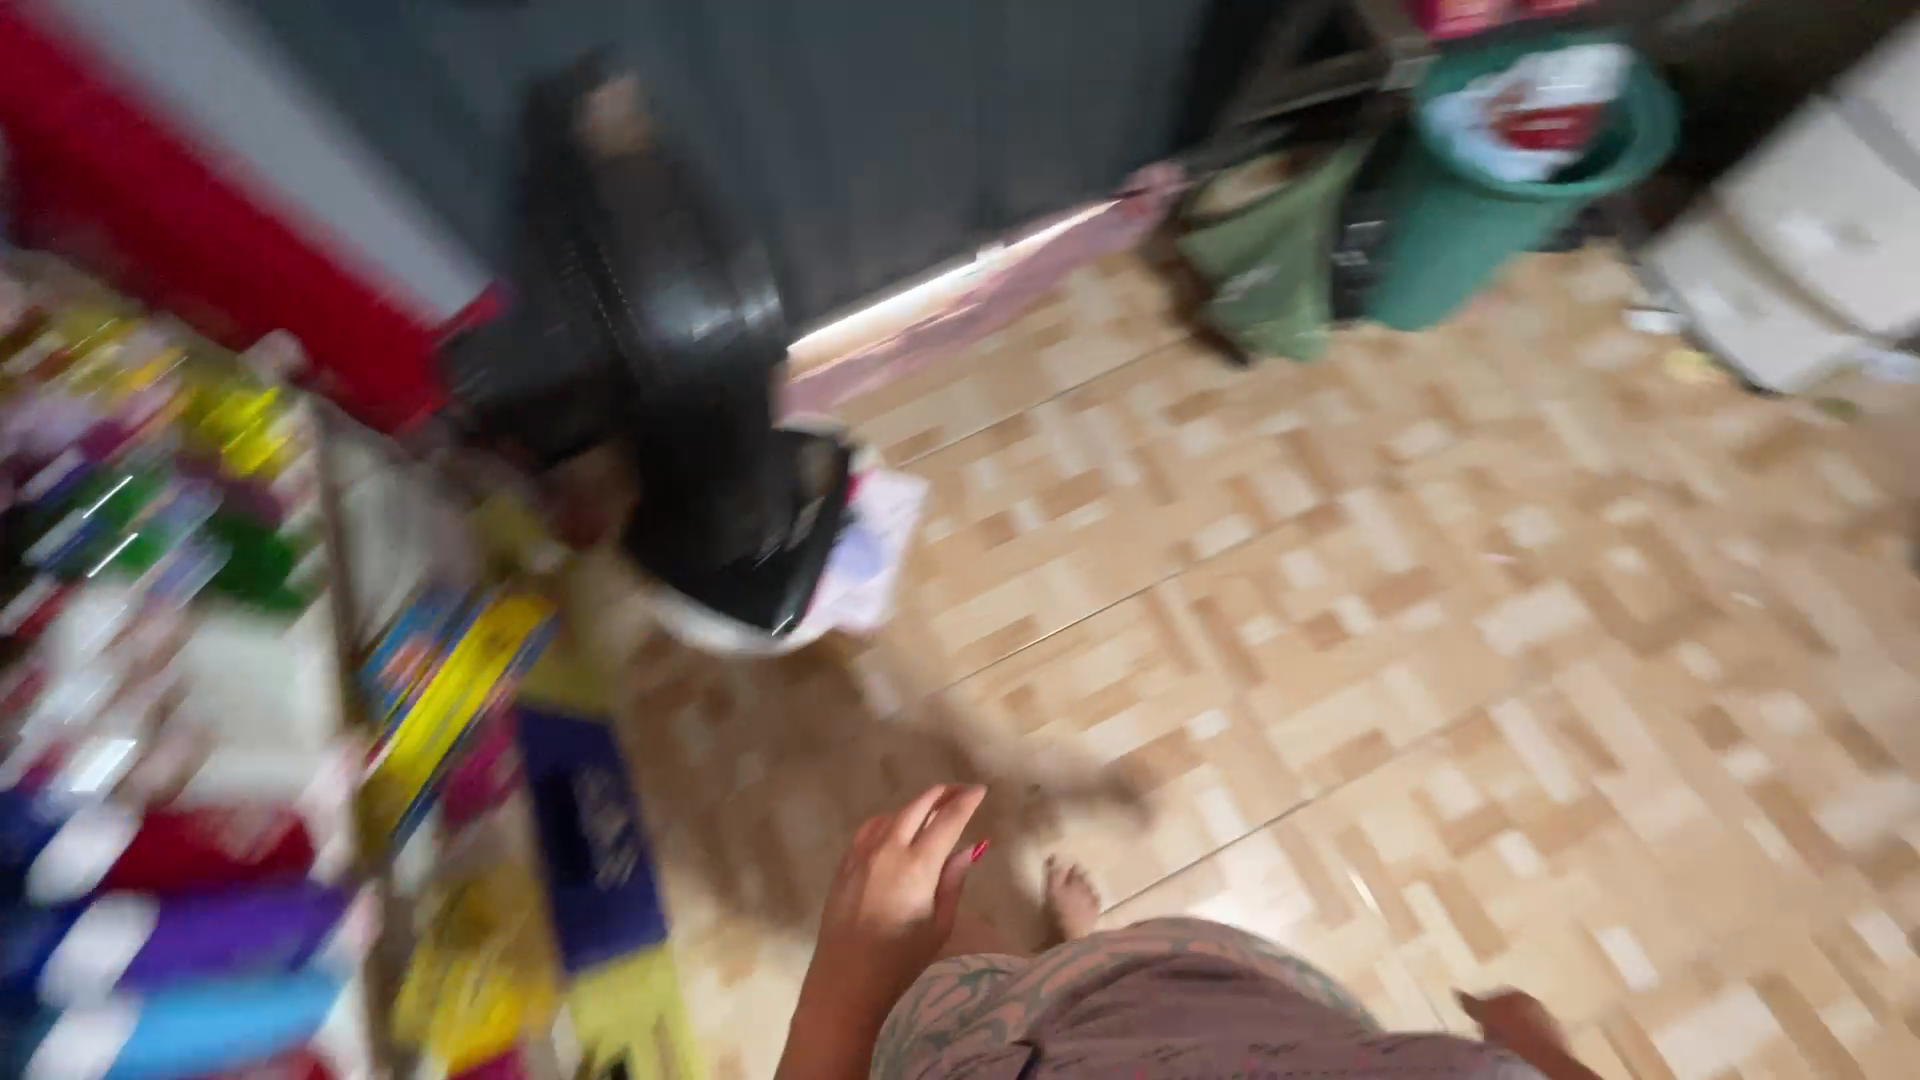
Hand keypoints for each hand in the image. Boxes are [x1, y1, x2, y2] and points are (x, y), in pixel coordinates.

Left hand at [813, 784, 987, 1009]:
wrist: (845, 980)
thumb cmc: (900, 961)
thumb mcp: (939, 926)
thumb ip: (953, 882)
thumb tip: (967, 849)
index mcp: (918, 864)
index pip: (947, 819)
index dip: (966, 801)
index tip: (979, 790)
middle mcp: (889, 848)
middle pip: (918, 806)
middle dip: (942, 793)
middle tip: (960, 790)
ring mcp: (863, 852)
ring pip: (894, 813)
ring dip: (916, 804)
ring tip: (932, 807)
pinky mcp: (846, 862)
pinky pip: (871, 827)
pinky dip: (891, 818)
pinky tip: (897, 825)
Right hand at [1458, 989, 1568, 1061]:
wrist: (1545, 1054)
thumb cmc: (1512, 1030)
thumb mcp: (1485, 1015)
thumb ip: (1470, 1003)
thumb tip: (1455, 991)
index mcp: (1517, 993)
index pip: (1496, 996)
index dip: (1485, 1008)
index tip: (1479, 1022)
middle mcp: (1535, 1002)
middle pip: (1511, 1010)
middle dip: (1500, 1020)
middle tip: (1490, 1034)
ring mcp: (1549, 1020)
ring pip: (1524, 1024)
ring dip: (1514, 1032)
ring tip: (1505, 1045)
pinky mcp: (1559, 1039)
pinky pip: (1536, 1037)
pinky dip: (1527, 1041)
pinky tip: (1520, 1050)